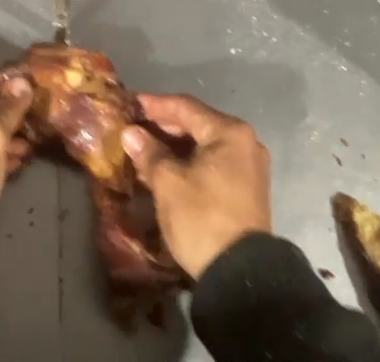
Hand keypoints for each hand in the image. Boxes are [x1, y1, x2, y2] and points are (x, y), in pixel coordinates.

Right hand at [122, 94, 271, 277]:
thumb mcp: (169, 183)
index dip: (154, 105)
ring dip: (174, 147)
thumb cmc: (202, 217)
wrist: (240, 274)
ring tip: (144, 150)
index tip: (130, 104)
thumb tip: (131, 134)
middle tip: (134, 128)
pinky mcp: (247, 189)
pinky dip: (189, 162)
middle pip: (197, 124)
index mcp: (230, 133)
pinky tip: (165, 169)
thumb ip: (149, 153)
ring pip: (204, 145)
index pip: (185, 107)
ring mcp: (249, 166)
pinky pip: (213, 163)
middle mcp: (245, 142)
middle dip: (164, 127)